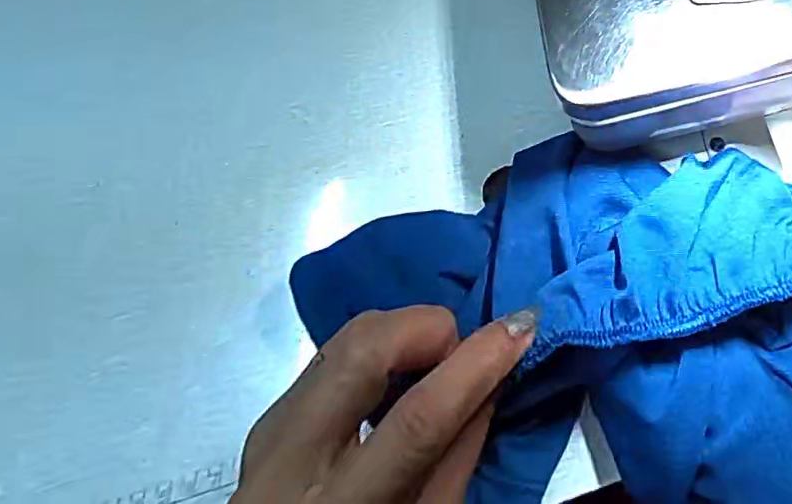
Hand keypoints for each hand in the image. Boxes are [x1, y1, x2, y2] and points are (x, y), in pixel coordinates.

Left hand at [232, 305, 536, 503]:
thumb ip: (460, 453)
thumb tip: (494, 371)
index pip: (416, 418)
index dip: (475, 364)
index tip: (522, 326)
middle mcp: (289, 464)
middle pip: (365, 347)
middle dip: (429, 328)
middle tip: (462, 354)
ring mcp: (271, 434)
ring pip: (349, 335)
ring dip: (405, 335)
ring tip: (431, 368)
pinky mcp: (269, 417)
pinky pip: (334, 352)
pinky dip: (378, 349)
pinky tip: (394, 381)